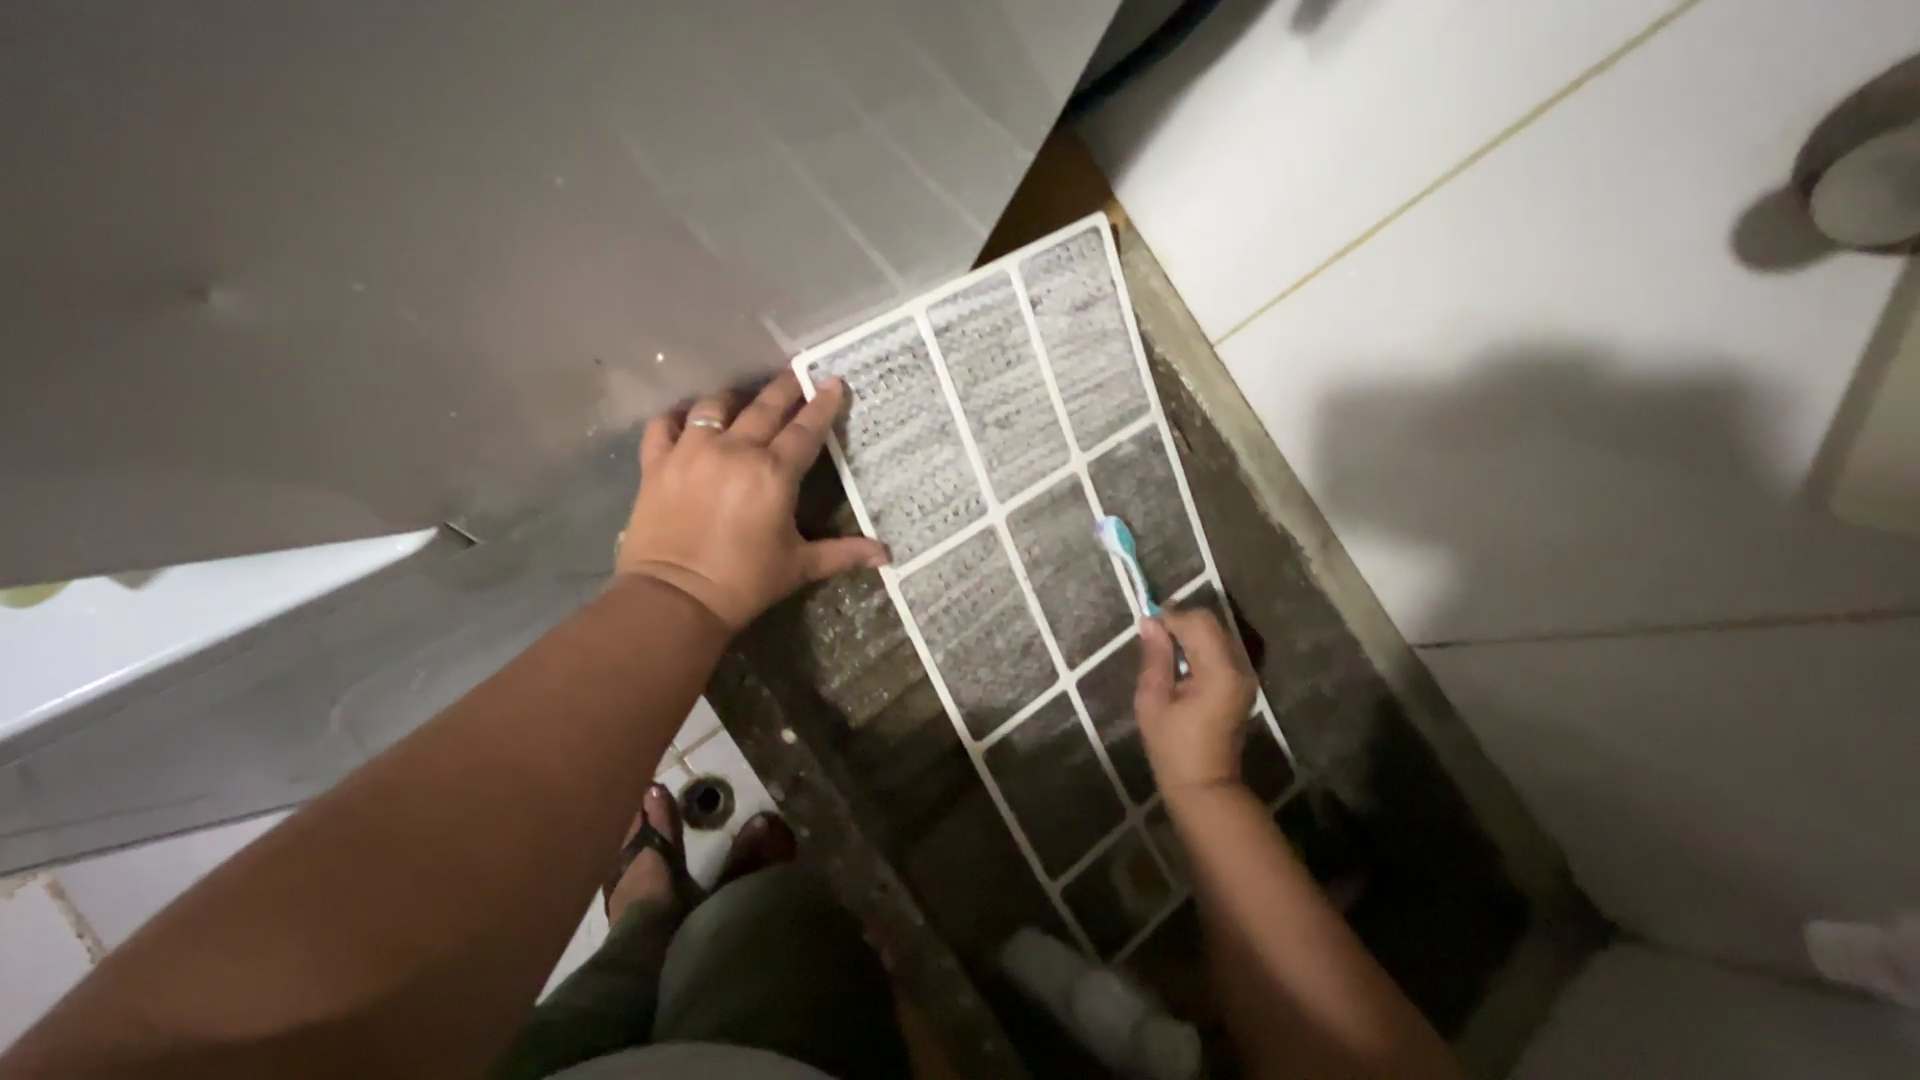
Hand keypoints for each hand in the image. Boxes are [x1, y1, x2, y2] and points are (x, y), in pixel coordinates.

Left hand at [616, 373, 888, 630]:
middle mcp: (735, 450)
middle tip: (797, 373)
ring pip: (715, 406)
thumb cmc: (744, 582)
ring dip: (734, 399)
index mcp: (774, 473)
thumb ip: (843, 553)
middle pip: (765, 407)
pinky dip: (677, 418)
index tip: (833, 382)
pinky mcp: (657, 463)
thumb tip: (886, 555)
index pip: (806, 429)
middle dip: (786, 387)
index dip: (823, 404)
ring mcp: (692, 452)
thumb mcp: (799, 566)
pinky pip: (665, 425)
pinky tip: (686, 419)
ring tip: (743, 399)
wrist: (675, 598)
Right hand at [1134, 608, 1258, 797]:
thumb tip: (1150, 623)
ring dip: (1192, 633)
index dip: (1171, 617)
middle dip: (1182, 622)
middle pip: (1212, 624)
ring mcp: (1246, 676)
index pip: (1199, 623)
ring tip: (1164, 648)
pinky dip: (1201, 646)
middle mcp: (1240, 668)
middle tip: (1153, 634)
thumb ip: (1155, 658)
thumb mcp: (1152, 701)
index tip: (1147, 625)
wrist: (1205, 785)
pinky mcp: (1243, 683)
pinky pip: (1222, 650)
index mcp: (1219, 673)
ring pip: (1219, 634)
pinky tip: (1182, 661)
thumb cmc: (1172, 748)